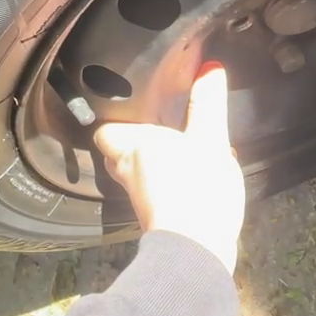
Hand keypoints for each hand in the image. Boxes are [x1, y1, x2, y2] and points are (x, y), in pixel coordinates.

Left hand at [93, 65, 245, 273]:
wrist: (197, 248)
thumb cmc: (196, 185)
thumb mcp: (210, 139)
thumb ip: (208, 104)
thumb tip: (210, 66)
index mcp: (132, 147)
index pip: (104, 131)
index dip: (113, 119)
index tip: (129, 109)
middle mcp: (129, 172)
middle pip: (119, 153)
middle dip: (134, 142)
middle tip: (156, 126)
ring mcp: (141, 199)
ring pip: (139, 173)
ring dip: (153, 164)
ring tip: (176, 150)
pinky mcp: (158, 218)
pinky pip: (157, 191)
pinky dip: (168, 183)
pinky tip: (192, 178)